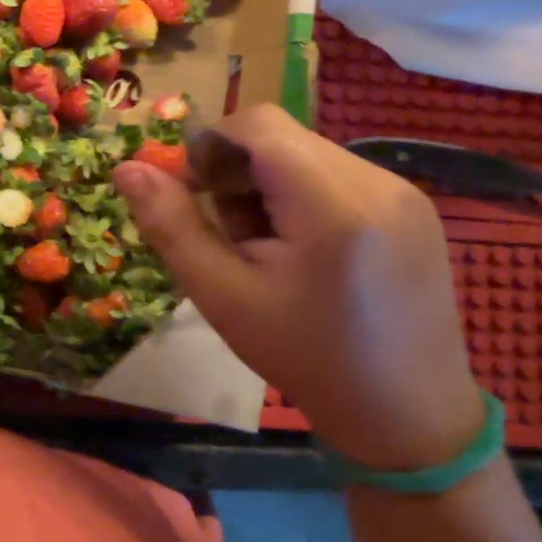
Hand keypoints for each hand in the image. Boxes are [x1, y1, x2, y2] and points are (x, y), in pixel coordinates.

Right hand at [113, 103, 483, 471]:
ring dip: (268, 185)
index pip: (257, 124)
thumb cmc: (306, 357)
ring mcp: (405, 192)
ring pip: (305, 153)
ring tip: (269, 249)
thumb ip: (171, 225)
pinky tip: (305, 251)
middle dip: (237, 173)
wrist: (409, 416)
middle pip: (279, 138)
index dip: (209, 147)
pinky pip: (335, 173)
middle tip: (231, 236)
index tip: (192, 197)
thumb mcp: (222, 295)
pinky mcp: (414, 207)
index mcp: (333, 205)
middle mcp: (378, 182)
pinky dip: (302, 195)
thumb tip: (126, 168)